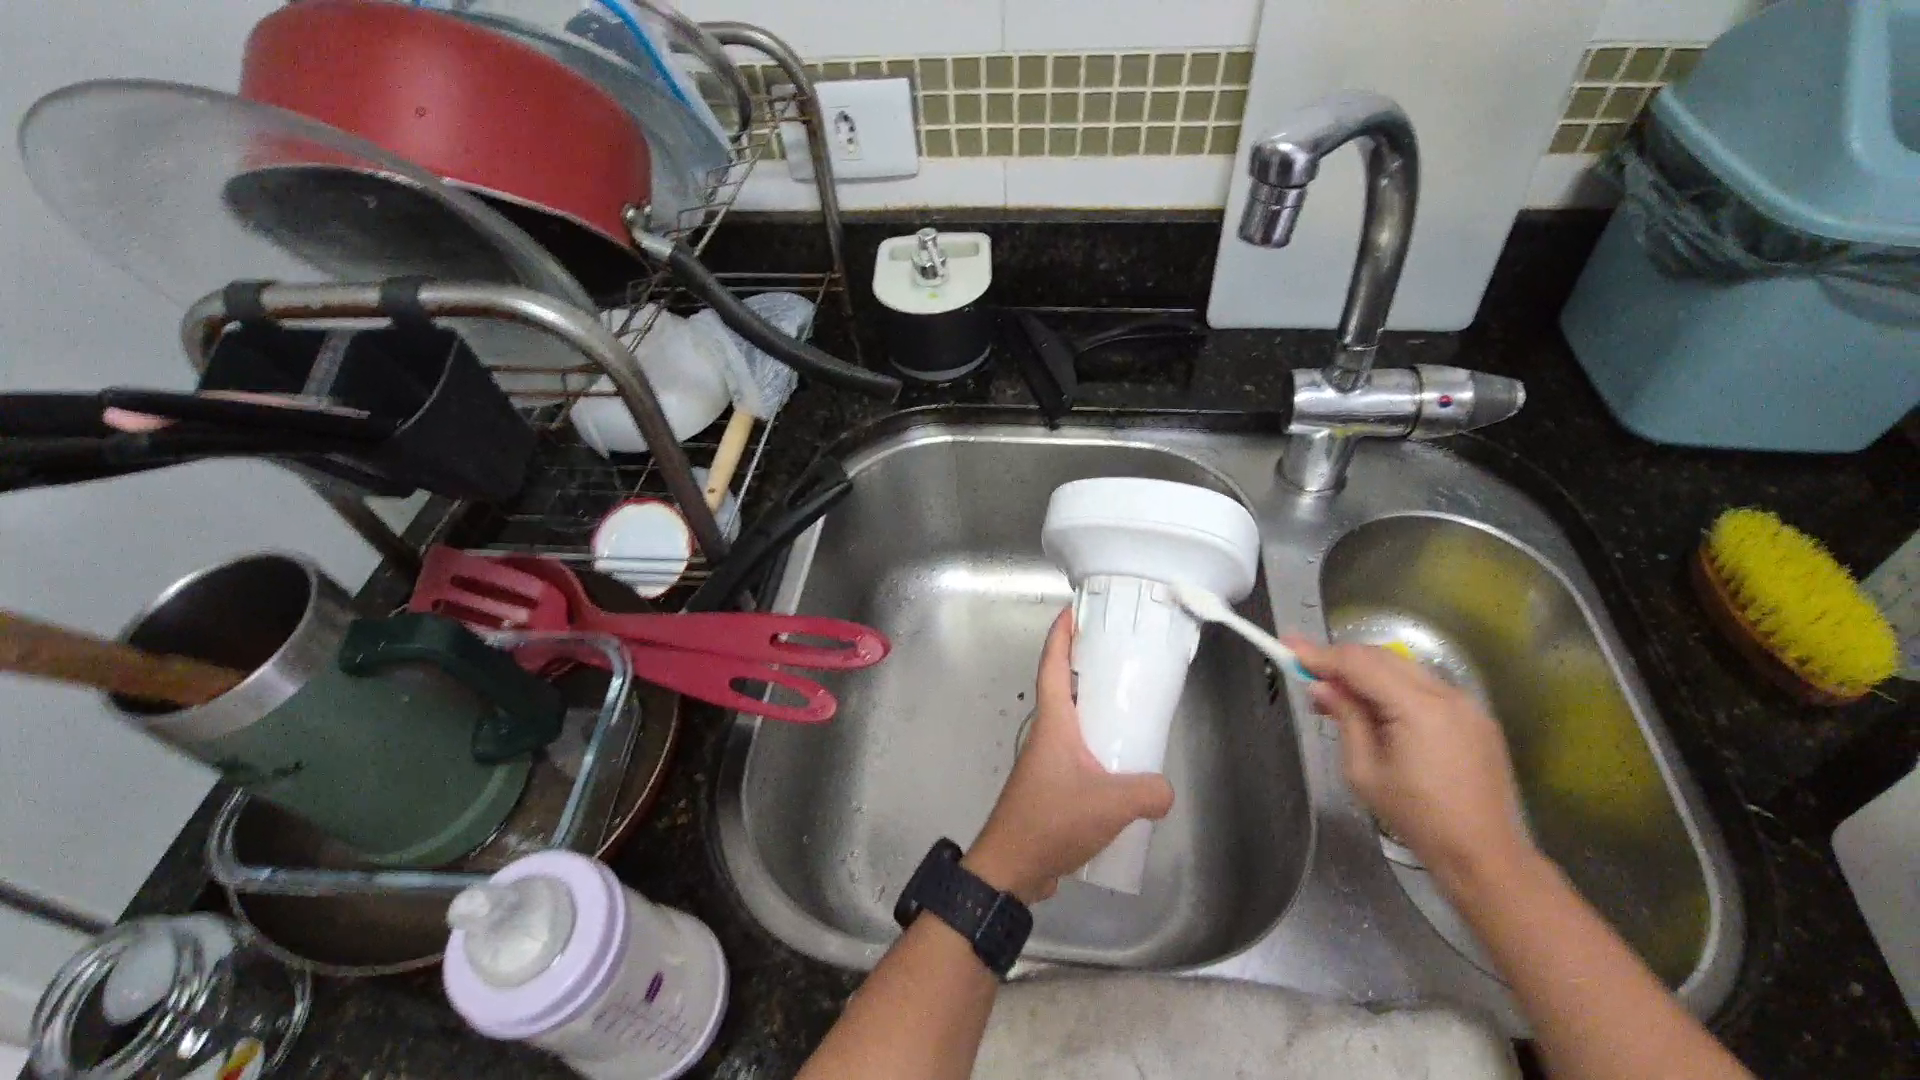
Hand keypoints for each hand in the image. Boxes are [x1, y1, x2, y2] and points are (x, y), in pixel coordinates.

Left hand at [964, 610, 1175, 902]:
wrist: (1011, 868)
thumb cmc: (1050, 821)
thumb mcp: (1109, 804)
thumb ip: (1147, 792)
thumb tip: (1165, 790)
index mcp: (1053, 724)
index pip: (1052, 666)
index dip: (1061, 635)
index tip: (1074, 610)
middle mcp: (1047, 736)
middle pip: (1066, 690)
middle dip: (1088, 669)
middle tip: (1122, 658)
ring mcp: (1047, 763)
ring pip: (1075, 726)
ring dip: (1097, 714)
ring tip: (1132, 712)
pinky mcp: (1052, 788)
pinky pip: (1079, 757)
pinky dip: (1100, 752)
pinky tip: (1124, 771)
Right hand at [1287, 639, 1533, 890]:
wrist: (1484, 854)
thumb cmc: (1418, 819)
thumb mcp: (1364, 771)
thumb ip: (1345, 719)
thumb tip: (1322, 688)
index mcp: (1419, 708)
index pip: (1359, 664)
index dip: (1320, 654)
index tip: (1289, 647)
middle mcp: (1447, 695)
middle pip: (1382, 658)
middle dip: (1342, 660)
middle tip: (1305, 670)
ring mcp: (1467, 705)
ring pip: (1405, 669)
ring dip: (1367, 674)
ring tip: (1336, 695)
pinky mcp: (1475, 718)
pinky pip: (1425, 688)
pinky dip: (1394, 689)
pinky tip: (1375, 710)